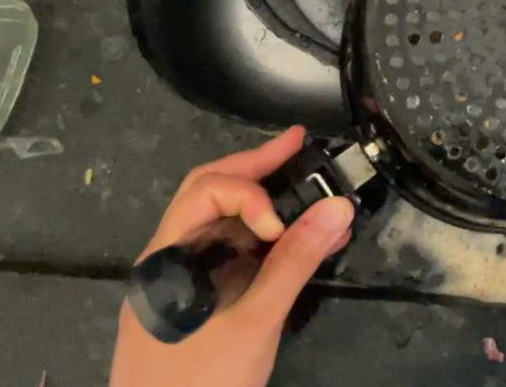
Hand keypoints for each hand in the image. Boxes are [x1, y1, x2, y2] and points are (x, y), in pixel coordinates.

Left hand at [111, 126, 354, 386]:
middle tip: (301, 144)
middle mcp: (168, 261)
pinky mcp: (198, 303)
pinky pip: (233, 253)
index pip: (206, 191)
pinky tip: (306, 238)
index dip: (251, 194)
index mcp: (165, 259)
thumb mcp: (255, 323)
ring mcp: (181, 283)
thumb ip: (295, 261)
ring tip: (311, 179)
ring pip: (223, 221)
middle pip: (209, 193)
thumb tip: (339, 205)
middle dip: (258, 166)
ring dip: (268, 199)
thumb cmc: (200, 385)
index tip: (283, 223)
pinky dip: (269, 237)